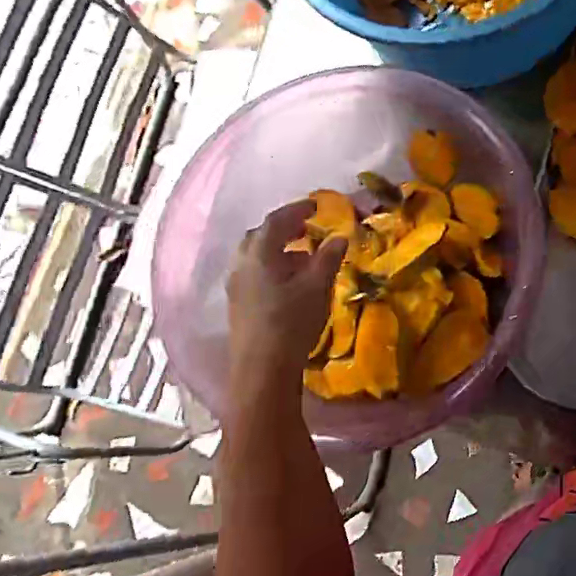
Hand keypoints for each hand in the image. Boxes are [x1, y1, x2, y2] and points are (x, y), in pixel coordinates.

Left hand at [228, 200, 346, 388]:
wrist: (262, 369)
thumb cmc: (291, 322)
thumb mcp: (317, 288)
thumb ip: (328, 258)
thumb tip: (338, 237)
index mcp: (259, 253)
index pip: (277, 220)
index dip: (297, 210)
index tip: (316, 206)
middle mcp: (242, 264)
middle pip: (261, 237)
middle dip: (285, 230)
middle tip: (307, 230)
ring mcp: (236, 286)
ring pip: (257, 258)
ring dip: (280, 252)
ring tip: (304, 259)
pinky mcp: (238, 306)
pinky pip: (256, 275)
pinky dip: (274, 270)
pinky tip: (291, 285)